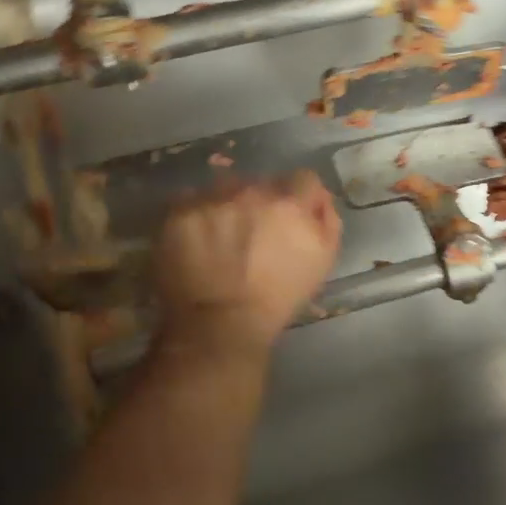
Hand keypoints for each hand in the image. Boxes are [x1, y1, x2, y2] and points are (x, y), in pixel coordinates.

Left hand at [154, 170, 342, 348]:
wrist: (220, 325)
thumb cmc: (277, 299)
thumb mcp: (322, 263)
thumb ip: (327, 222)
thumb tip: (319, 199)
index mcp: (290, 203)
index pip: (304, 179)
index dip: (301, 197)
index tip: (292, 217)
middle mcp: (250, 191)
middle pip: (261, 183)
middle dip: (261, 203)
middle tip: (254, 234)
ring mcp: (211, 200)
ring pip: (224, 189)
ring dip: (227, 206)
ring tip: (221, 238)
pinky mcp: (178, 212)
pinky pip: (191, 203)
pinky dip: (196, 218)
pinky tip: (197, 242)